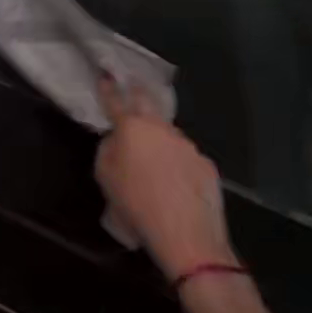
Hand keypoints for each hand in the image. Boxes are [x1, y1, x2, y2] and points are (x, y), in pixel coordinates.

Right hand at [95, 78, 236, 279]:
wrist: (187, 237)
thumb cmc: (135, 204)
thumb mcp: (104, 175)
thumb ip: (108, 148)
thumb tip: (118, 139)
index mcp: (132, 128)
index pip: (115, 100)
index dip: (108, 87)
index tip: (105, 75)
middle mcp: (161, 129)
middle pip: (148, 102)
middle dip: (138, 91)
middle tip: (133, 84)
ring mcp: (188, 146)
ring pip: (168, 133)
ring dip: (160, 136)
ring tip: (155, 156)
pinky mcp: (207, 166)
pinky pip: (186, 156)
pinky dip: (178, 161)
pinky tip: (176, 181)